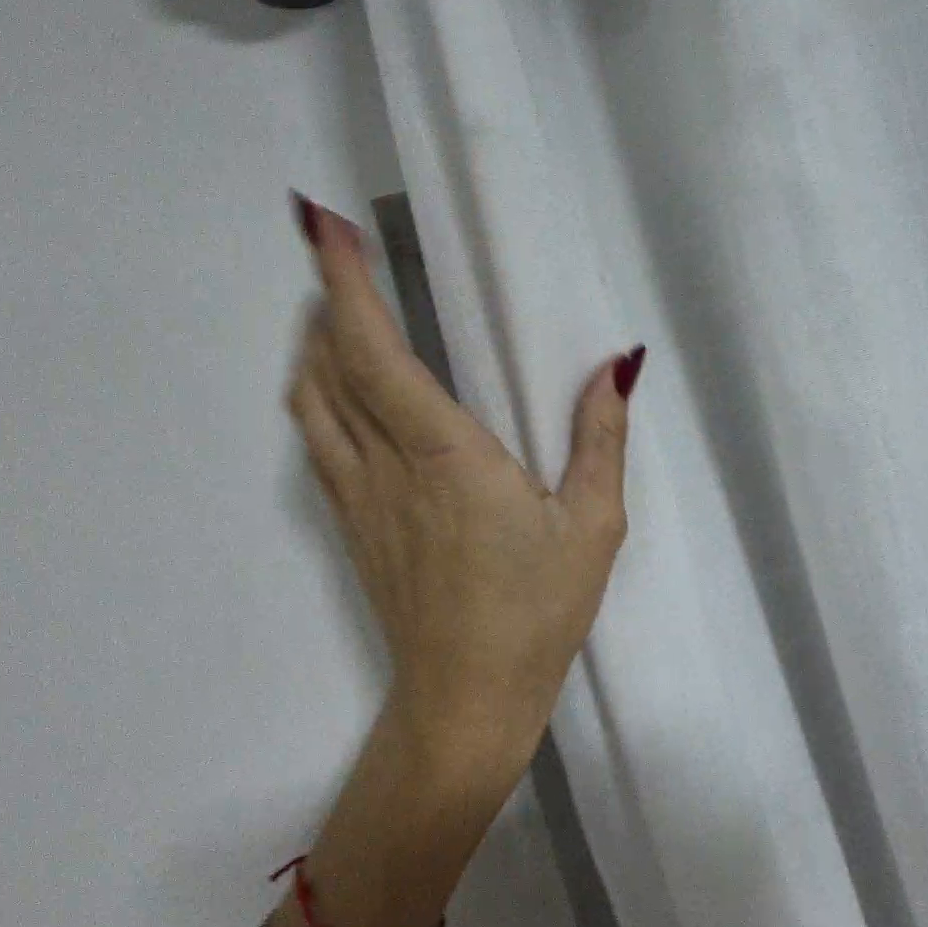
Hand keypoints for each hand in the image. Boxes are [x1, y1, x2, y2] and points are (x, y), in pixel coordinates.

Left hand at [286, 194, 643, 762]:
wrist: (467, 700)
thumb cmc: (536, 612)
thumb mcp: (593, 527)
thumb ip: (601, 440)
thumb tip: (617, 367)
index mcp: (444, 457)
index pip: (374, 353)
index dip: (345, 285)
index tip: (325, 226)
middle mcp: (384, 468)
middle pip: (328, 366)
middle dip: (326, 299)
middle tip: (338, 251)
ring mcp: (357, 500)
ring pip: (310, 403)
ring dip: (315, 345)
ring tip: (339, 309)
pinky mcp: (352, 526)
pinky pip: (318, 440)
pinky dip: (318, 393)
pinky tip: (344, 390)